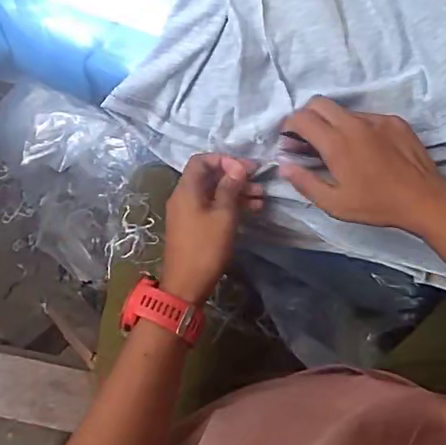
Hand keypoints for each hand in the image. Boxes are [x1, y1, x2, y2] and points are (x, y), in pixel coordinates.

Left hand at [160, 154, 263, 302]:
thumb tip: (237, 166)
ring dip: (237, 192)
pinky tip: (252, 210)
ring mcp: (188, 212)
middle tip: (259, 181)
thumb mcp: (223, 215)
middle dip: (235, 176)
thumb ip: (230, 188)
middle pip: (209, 176)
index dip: (224, 159)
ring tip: (262, 198)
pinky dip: (230, 205)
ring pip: (214, 192)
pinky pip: (212, 206)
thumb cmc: (206, 248)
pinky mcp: (194, 225)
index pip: (201, 160)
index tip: (246, 168)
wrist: (186, 285)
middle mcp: (184, 196)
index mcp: (186, 190)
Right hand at [278, 97, 445, 236]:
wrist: (426, 200)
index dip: (289, 126)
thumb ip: (305, 182)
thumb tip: (284, 165)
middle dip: (307, 117)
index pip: (301, 117)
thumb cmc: (377, 205)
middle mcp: (354, 123)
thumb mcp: (335, 203)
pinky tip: (367, 150)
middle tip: (308, 139)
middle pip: (319, 103)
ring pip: (343, 110)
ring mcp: (376, 119)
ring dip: (333, 123)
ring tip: (340, 149)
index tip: (290, 142)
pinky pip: (367, 117)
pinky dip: (358, 128)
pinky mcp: (394, 121)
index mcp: (336, 143)